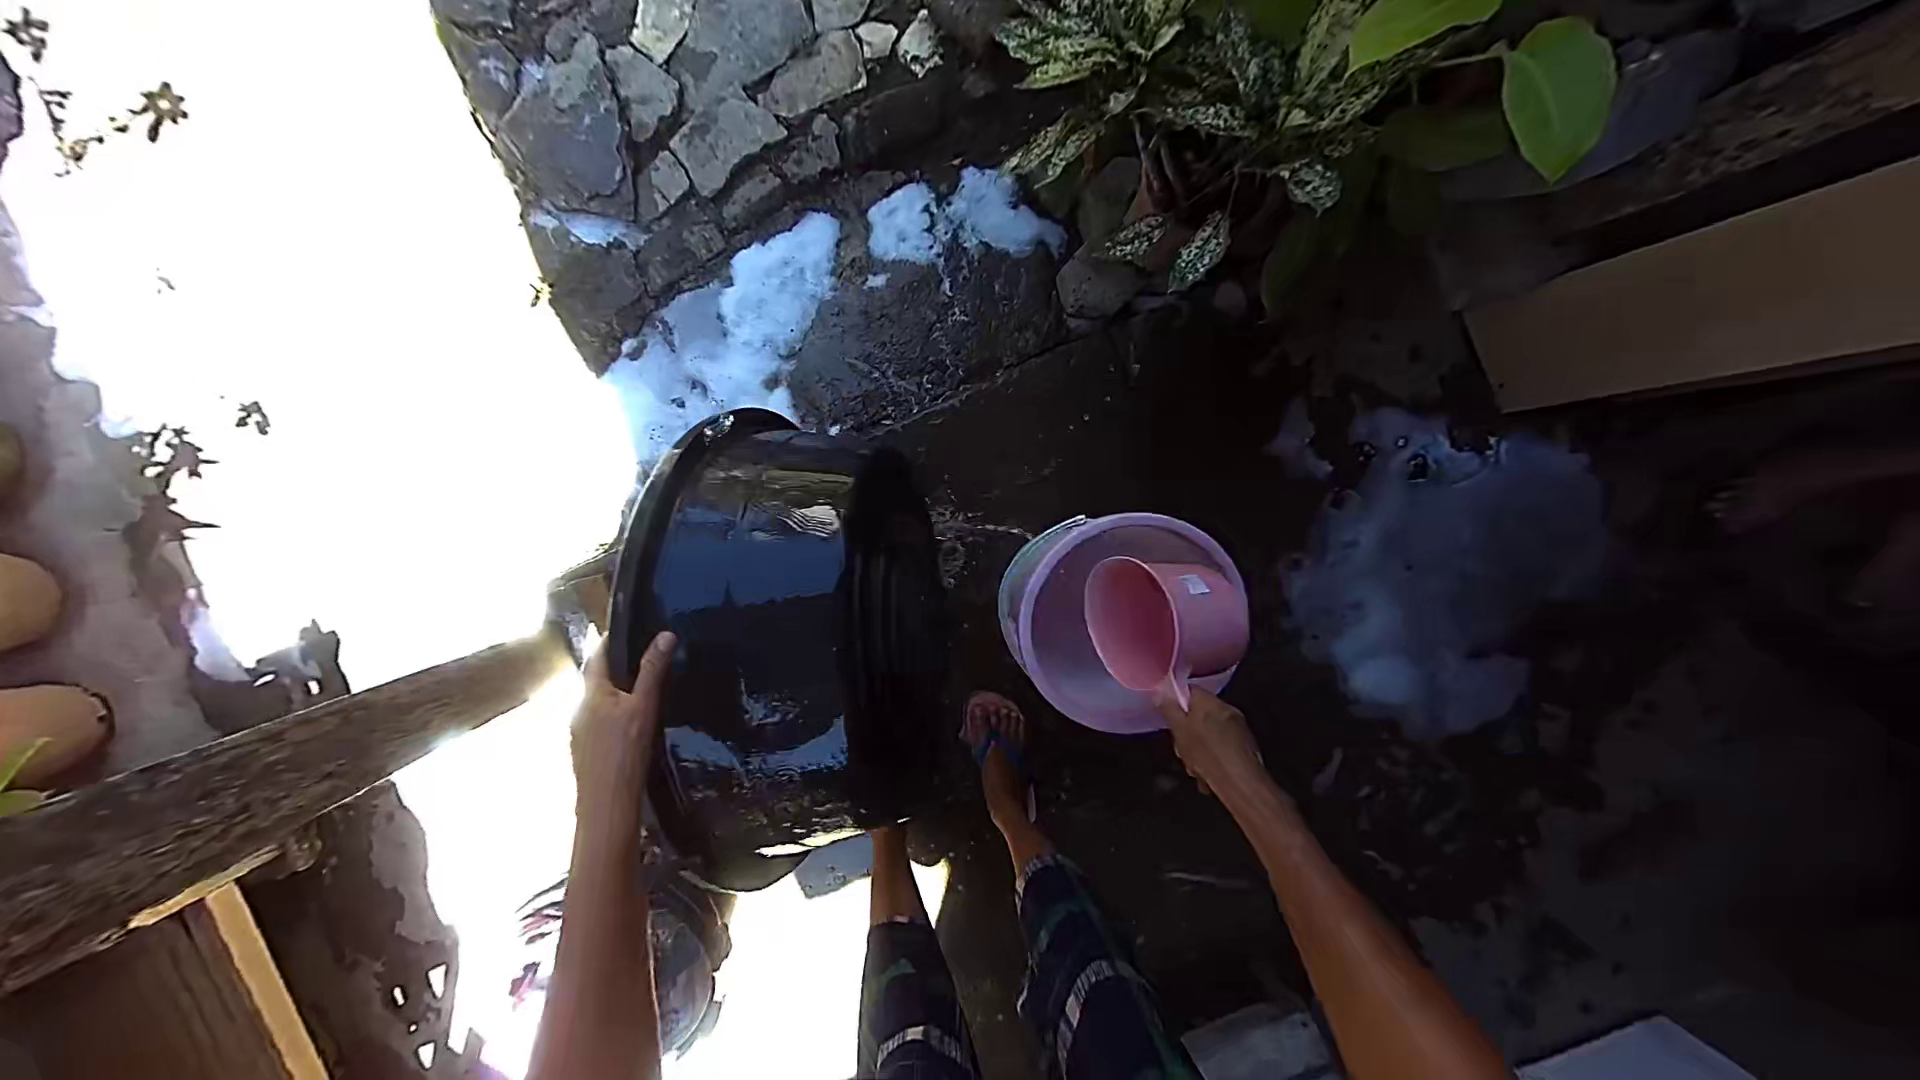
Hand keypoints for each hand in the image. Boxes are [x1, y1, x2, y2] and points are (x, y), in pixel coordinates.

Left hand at [571, 631, 675, 822]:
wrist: (605, 806)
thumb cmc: (625, 753)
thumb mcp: (644, 708)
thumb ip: (653, 672)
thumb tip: (665, 635)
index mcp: (591, 694)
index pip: (596, 656)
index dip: (610, 640)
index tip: (627, 627)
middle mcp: (578, 710)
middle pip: (596, 681)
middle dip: (617, 669)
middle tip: (644, 659)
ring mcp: (578, 734)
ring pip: (598, 704)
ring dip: (616, 695)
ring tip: (643, 692)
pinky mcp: (584, 753)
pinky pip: (599, 724)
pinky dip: (614, 716)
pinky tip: (632, 727)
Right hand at [1158, 687, 1266, 799]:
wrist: (1241, 784)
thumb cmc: (1206, 755)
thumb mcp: (1179, 730)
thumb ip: (1170, 709)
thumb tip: (1164, 691)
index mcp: (1210, 701)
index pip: (1189, 690)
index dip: (1175, 703)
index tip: (1169, 719)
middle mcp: (1228, 709)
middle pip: (1199, 713)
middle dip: (1187, 732)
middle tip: (1182, 749)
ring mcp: (1239, 728)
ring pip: (1209, 731)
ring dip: (1199, 747)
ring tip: (1195, 768)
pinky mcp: (1246, 746)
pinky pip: (1222, 745)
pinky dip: (1213, 756)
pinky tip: (1208, 774)